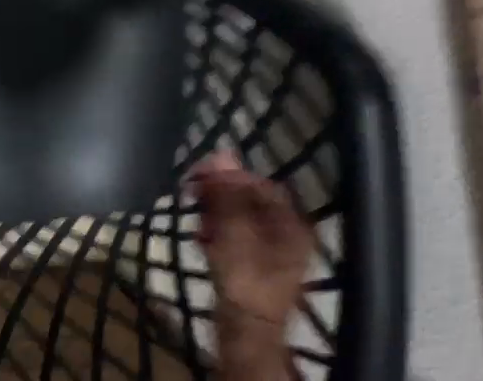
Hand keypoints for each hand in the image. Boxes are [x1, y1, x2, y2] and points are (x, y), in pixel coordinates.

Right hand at [187, 152, 311, 378]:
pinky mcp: (254, 265)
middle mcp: (287, 235)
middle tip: (190, 190)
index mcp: (292, 226)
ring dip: (213, 210)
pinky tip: (199, 235)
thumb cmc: (244, 277)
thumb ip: (228, 193)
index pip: (261, 184)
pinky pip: (233, 235)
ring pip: (239, 217)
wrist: (245, 329)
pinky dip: (215, 230)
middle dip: (219, 193)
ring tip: (194, 215)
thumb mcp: (233, 230)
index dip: (230, 175)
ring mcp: (272, 252)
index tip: (199, 174)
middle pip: (249, 200)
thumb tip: (222, 153)